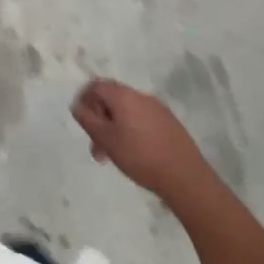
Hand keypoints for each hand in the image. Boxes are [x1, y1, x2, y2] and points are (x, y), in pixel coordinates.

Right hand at [71, 77, 212, 200]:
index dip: (84, 99)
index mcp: (124, 96)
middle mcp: (141, 96)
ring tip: (114, 155)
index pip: (96, 85)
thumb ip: (87, 120)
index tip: (82, 121)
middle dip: (100, 121)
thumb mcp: (106, 139)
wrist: (186, 178)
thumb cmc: (140, 156)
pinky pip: (142, 120)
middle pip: (112, 100)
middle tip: (97, 148)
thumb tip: (77, 105)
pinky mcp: (170, 124)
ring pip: (127, 113)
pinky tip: (136, 154)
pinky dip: (132, 131)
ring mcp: (158, 110)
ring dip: (115, 129)